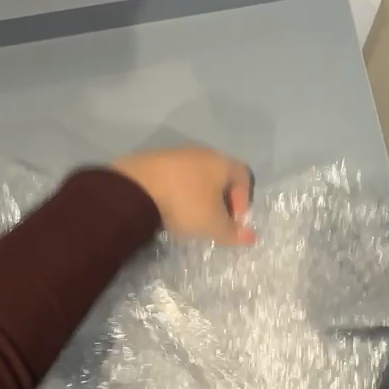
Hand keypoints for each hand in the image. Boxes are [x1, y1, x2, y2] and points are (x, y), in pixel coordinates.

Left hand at [110, 146, 255, 245]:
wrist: (136, 187)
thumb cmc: (186, 204)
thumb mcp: (213, 225)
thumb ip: (233, 233)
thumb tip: (252, 237)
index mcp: (222, 162)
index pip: (244, 177)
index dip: (243, 201)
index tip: (232, 221)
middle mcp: (202, 152)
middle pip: (220, 174)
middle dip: (220, 199)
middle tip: (212, 220)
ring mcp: (176, 153)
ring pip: (196, 174)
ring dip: (197, 194)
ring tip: (188, 216)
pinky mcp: (153, 158)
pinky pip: (174, 175)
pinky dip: (177, 190)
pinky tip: (167, 206)